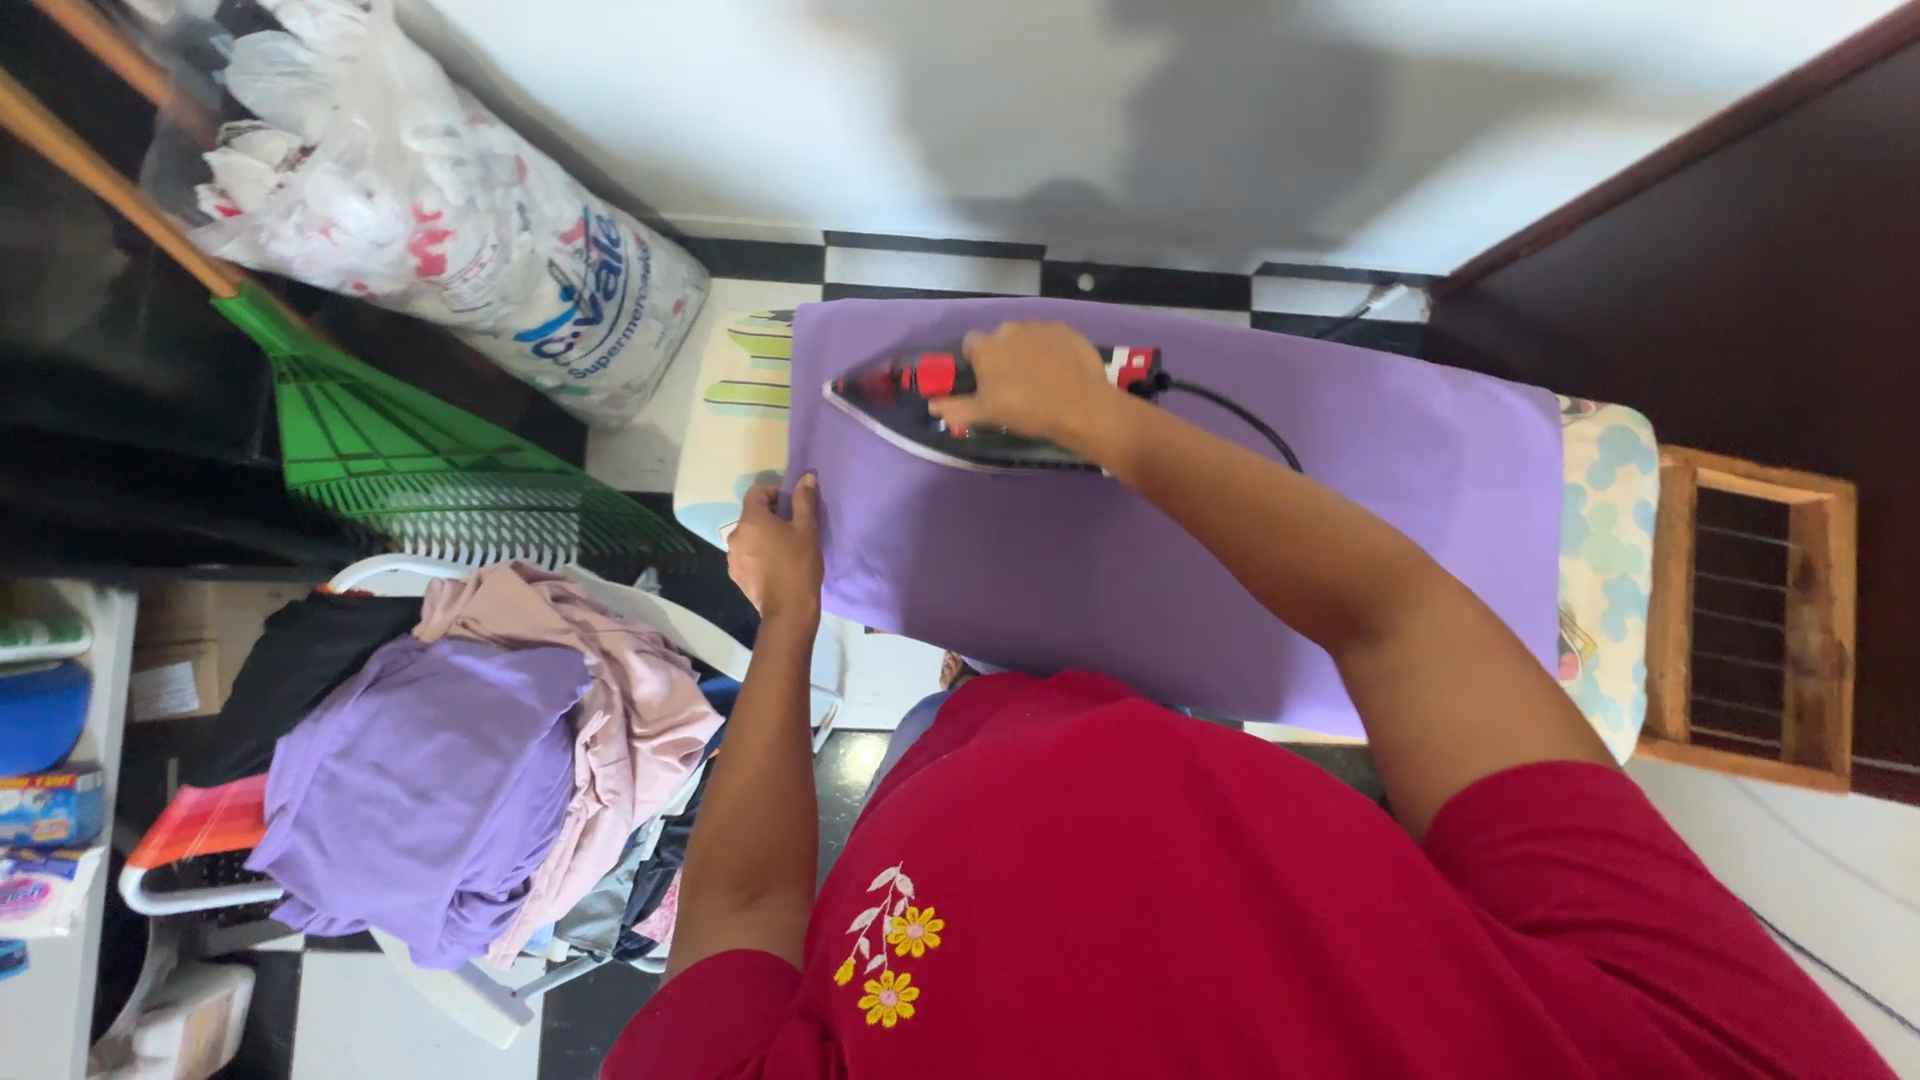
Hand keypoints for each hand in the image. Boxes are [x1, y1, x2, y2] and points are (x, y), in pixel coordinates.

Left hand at [727, 476, 822, 621]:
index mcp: (751, 519)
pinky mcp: (736, 574)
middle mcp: (735, 535)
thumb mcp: (807, 529)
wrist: (789, 608)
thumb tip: (806, 477)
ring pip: (748, 536)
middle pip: (751, 515)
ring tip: (784, 548)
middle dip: (769, 516)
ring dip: (762, 536)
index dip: (773, 493)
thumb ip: (804, 500)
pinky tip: (775, 565)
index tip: (790, 505)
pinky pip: (746, 555)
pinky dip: (757, 553)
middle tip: (792, 527)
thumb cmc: (799, 564)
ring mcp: (732, 557)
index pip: (756, 492)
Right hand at [927, 322, 1126, 448]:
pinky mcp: (1067, 330)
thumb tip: (931, 404)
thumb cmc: (1027, 411)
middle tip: (1015, 384)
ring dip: (1028, 352)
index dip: (977, 362)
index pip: (971, 345)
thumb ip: (955, 407)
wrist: (1080, 407)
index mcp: (986, 347)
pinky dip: (1053, 350)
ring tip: (1042, 379)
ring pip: (1026, 337)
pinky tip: (1062, 371)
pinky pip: (1052, 337)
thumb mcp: (986, 414)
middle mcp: (1010, 329)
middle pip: (1000, 340)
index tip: (986, 382)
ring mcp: (1040, 326)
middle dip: (1004, 356)